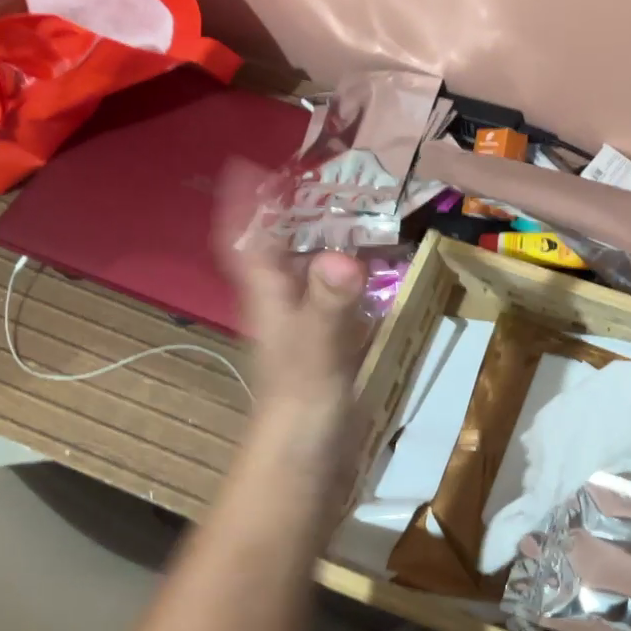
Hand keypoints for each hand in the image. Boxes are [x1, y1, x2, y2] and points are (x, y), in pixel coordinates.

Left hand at [216, 161, 369, 429]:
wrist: (304, 466)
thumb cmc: (299, 407)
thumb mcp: (316, 350)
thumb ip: (329, 303)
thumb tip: (343, 256)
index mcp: (268, 297)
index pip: (248, 240)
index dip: (245, 203)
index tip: (253, 164)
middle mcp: (282, 304)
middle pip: (283, 247)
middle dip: (300, 210)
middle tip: (334, 176)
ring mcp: (306, 325)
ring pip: (313, 269)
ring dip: (332, 238)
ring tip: (365, 207)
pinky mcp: (330, 344)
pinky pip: (341, 295)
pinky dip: (358, 275)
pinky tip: (385, 267)